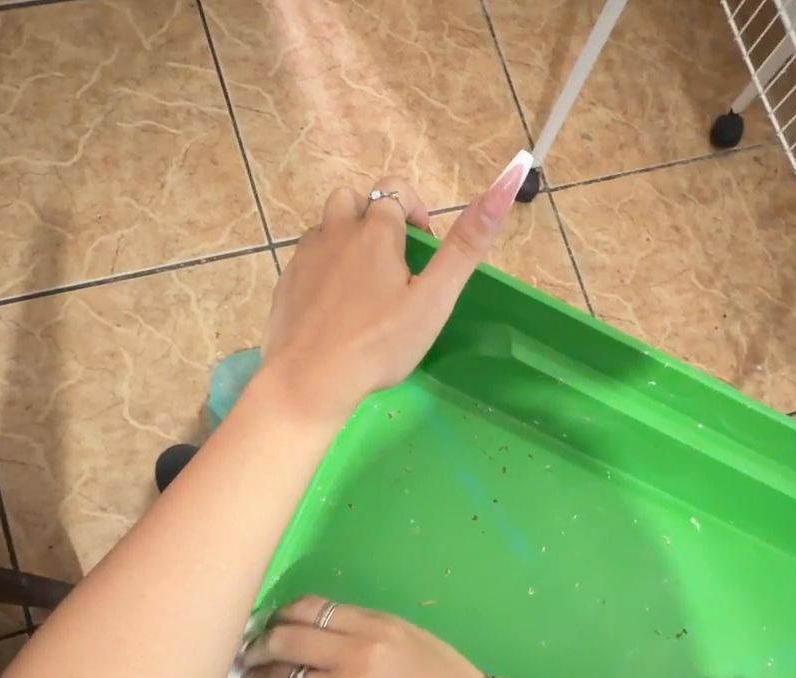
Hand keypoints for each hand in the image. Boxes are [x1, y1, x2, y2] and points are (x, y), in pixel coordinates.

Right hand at [242, 596, 488, 677]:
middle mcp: (348, 660)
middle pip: (284, 638)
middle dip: (258, 646)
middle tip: (249, 653)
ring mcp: (368, 632)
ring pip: (305, 610)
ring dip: (279, 618)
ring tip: (271, 629)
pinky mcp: (384, 617)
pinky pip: (335, 607)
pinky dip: (311, 613)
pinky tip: (303, 621)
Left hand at [253, 152, 533, 425]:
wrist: (308, 381)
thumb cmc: (378, 345)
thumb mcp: (433, 299)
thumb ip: (466, 245)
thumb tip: (510, 177)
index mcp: (375, 231)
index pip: (396, 190)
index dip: (415, 212)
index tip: (423, 251)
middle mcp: (335, 232)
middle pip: (355, 200)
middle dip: (376, 220)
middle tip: (392, 265)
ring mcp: (304, 257)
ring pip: (326, 228)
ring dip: (346, 242)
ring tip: (363, 286)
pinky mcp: (285, 284)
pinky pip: (306, 261)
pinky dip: (322, 270)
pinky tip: (333, 309)